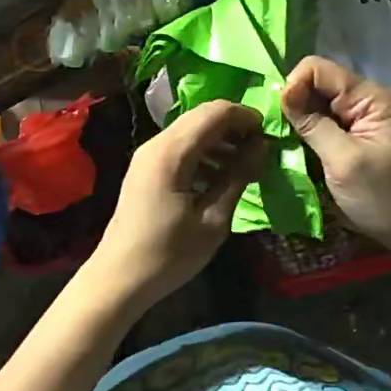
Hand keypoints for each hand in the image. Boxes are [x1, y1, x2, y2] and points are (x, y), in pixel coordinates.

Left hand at [93, 99, 266, 304]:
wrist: (120, 277)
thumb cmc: (169, 254)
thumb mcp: (213, 219)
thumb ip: (237, 177)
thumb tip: (261, 147)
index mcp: (171, 153)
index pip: (215, 112)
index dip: (246, 117)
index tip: (270, 138)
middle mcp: (155, 145)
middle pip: (201, 117)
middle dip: (234, 128)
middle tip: (260, 153)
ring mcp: (146, 157)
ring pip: (190, 132)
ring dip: (219, 143)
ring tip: (245, 169)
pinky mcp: (144, 170)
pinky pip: (178, 149)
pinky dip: (202, 155)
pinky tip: (219, 180)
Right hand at [281, 56, 390, 269]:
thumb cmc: (387, 199)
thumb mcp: (344, 162)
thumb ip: (313, 125)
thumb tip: (282, 92)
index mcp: (369, 98)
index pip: (317, 68)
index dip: (293, 86)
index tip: (280, 119)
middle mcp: (365, 104)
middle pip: (315, 87)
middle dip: (292, 106)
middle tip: (276, 138)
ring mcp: (361, 124)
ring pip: (316, 110)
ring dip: (297, 126)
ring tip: (283, 149)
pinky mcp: (356, 144)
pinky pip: (324, 130)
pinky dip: (307, 140)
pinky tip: (298, 157)